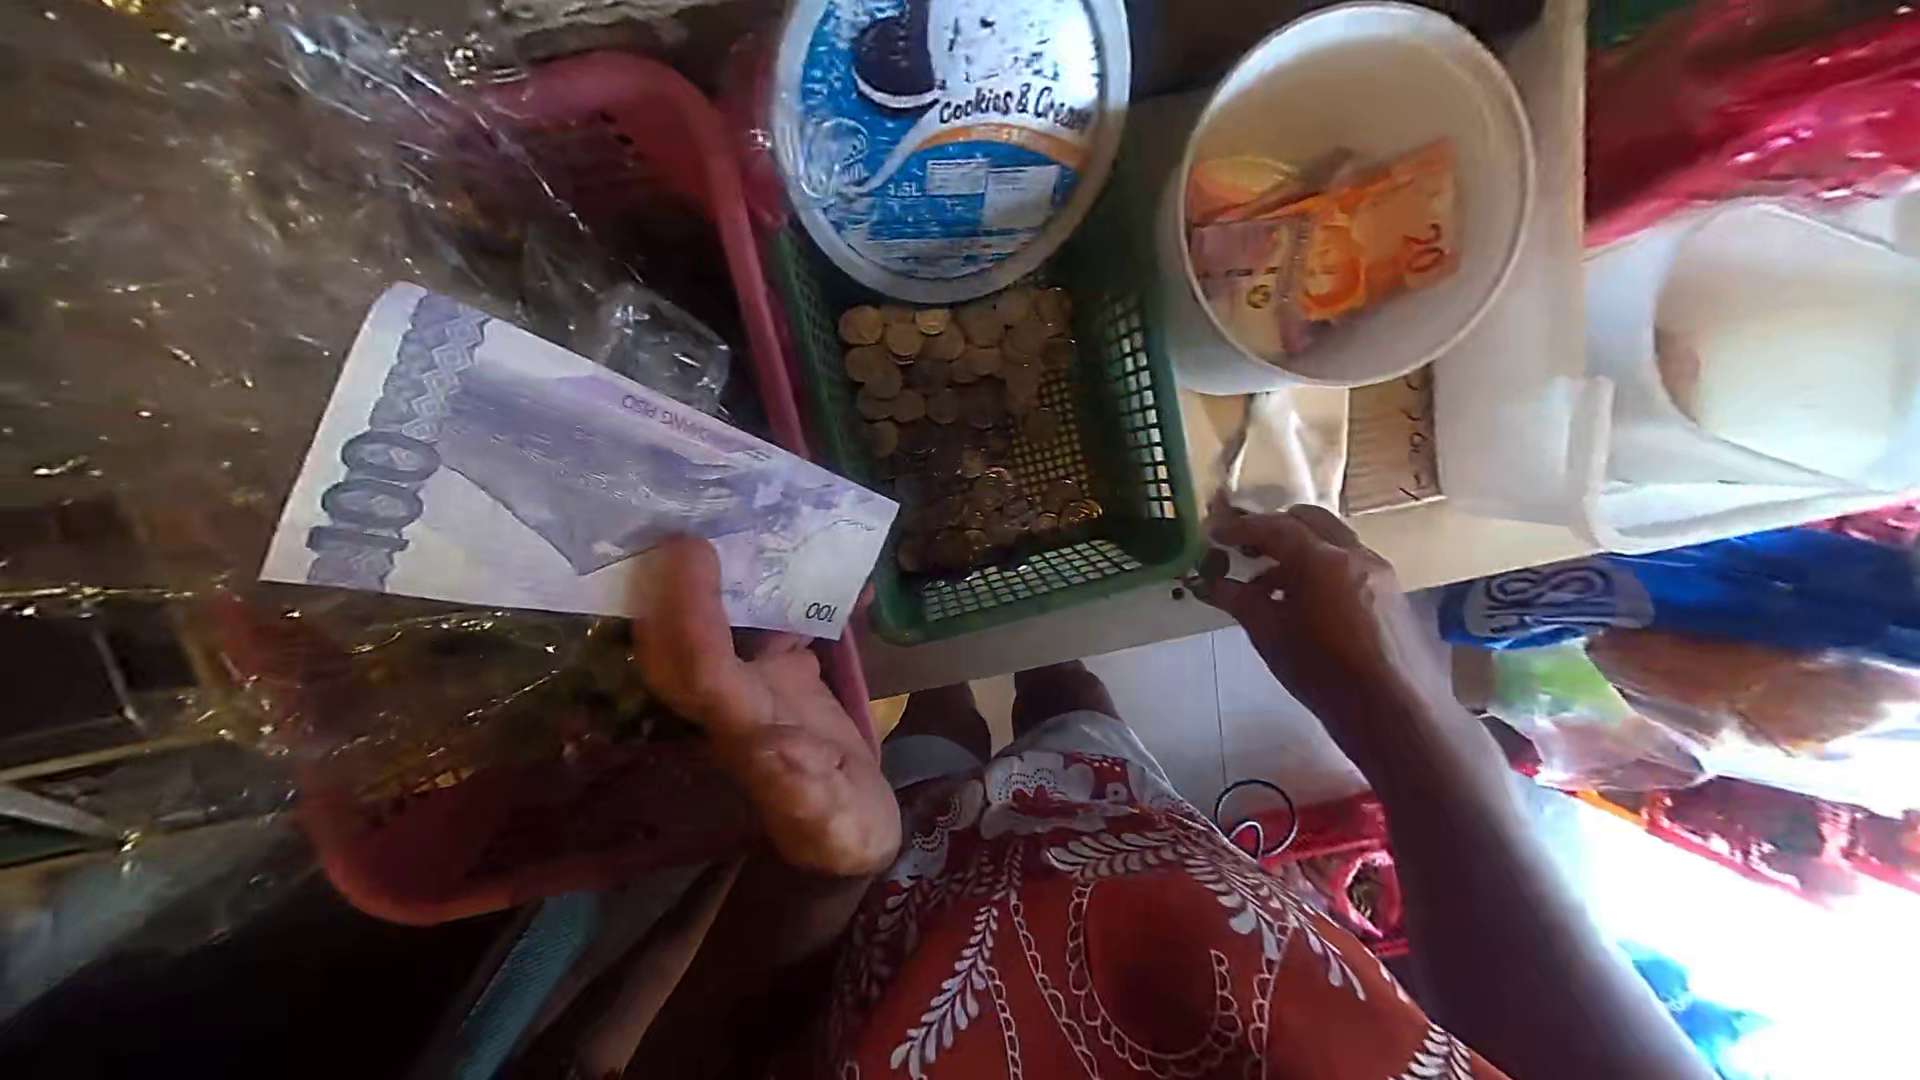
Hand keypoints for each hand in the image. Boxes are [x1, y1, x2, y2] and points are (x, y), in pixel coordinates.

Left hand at [630, 537, 899, 877]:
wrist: (848, 834)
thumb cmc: (839, 833)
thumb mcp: (831, 823)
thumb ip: (804, 793)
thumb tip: (774, 745)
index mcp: (742, 729)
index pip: (696, 665)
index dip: (686, 609)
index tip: (690, 547)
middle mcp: (737, 697)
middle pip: (686, 632)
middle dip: (680, 574)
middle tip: (699, 505)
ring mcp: (761, 682)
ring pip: (728, 616)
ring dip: (733, 567)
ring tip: (757, 514)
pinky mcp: (790, 675)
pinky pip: (784, 618)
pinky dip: (802, 586)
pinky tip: (838, 563)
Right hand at [1191, 502, 1449, 732]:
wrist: (1393, 712)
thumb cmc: (1322, 671)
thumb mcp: (1269, 633)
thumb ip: (1236, 599)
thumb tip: (1205, 583)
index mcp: (1322, 560)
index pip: (1274, 527)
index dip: (1239, 528)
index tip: (1213, 535)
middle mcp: (1355, 555)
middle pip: (1308, 520)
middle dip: (1272, 529)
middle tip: (1243, 549)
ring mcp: (1378, 571)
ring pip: (1330, 540)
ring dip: (1296, 549)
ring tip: (1266, 582)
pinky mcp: (1390, 592)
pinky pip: (1347, 562)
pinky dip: (1318, 567)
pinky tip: (1300, 601)